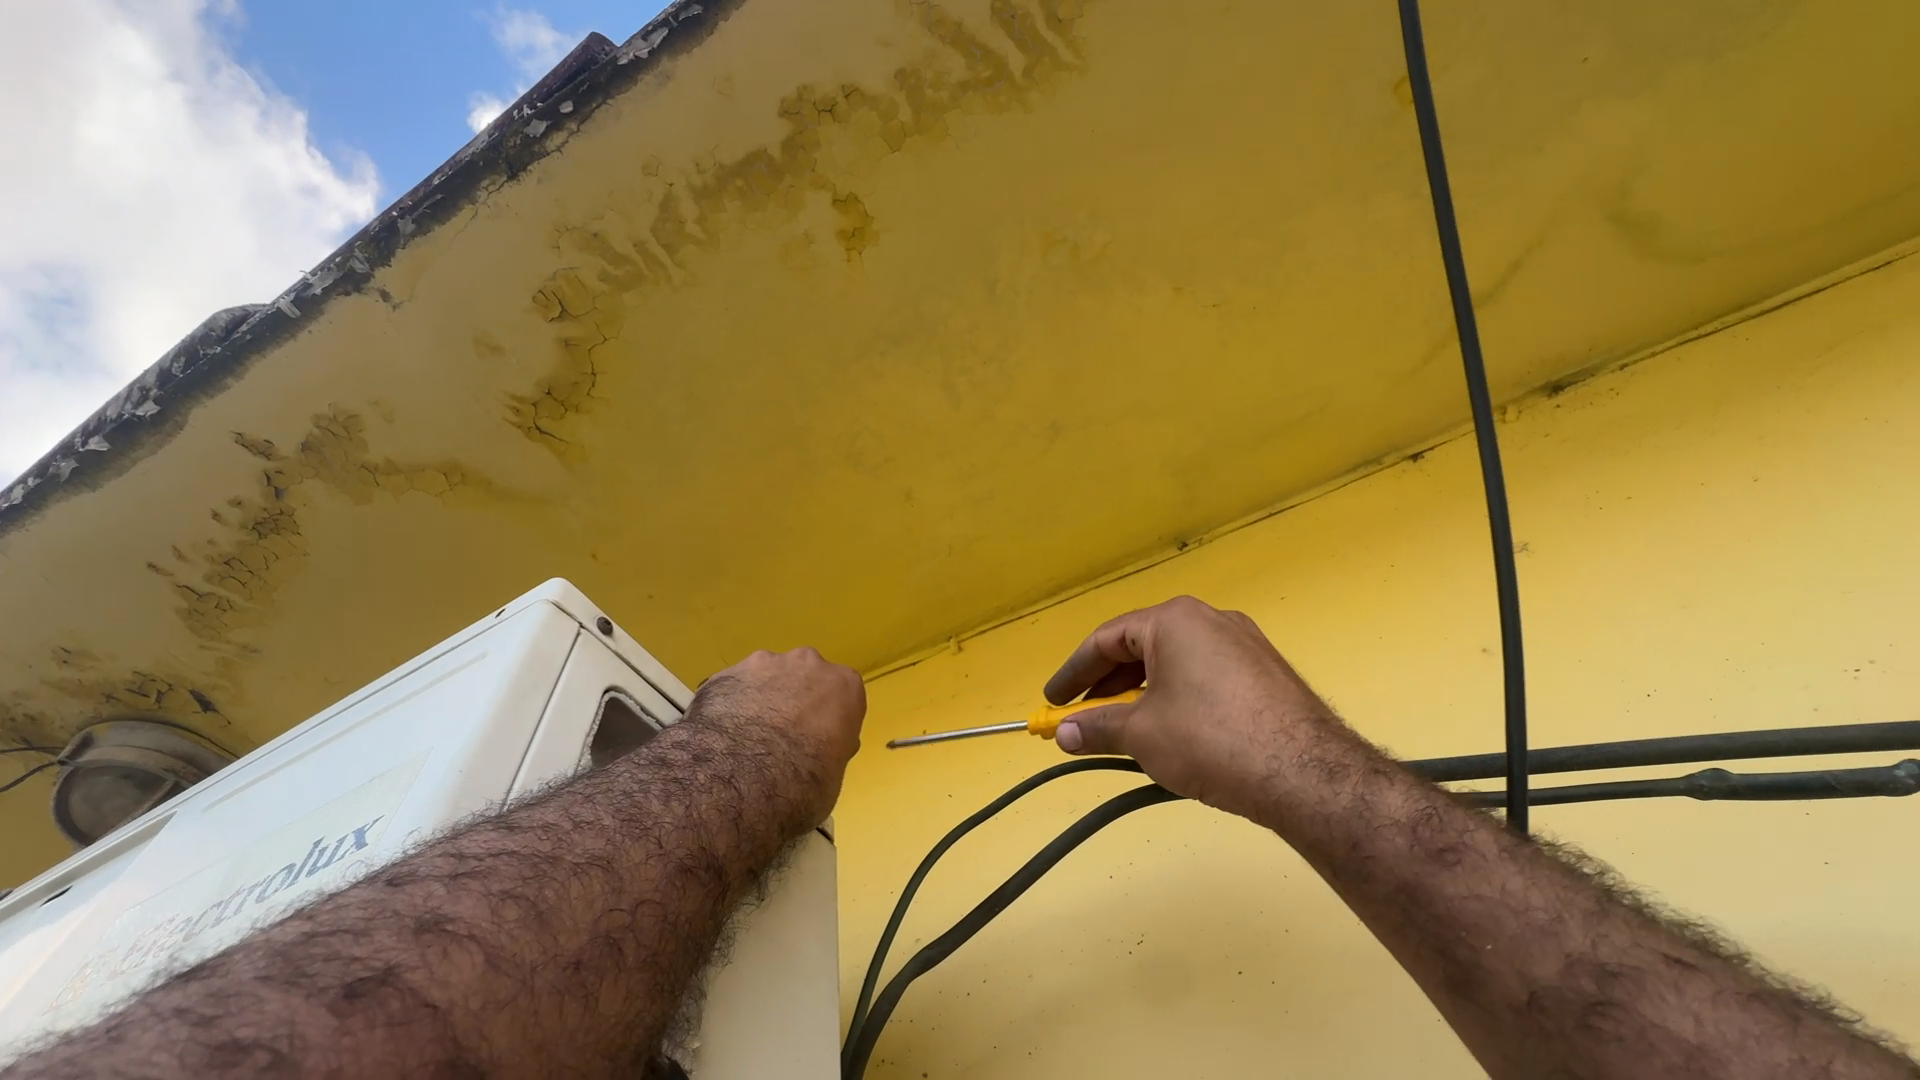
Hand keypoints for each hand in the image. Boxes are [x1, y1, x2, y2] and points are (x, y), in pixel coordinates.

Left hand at [690, 647, 865, 824]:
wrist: (747, 775)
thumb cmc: (806, 780)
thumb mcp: (835, 771)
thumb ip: (831, 747)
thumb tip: (818, 750)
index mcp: (844, 684)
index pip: (841, 694)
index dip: (827, 717)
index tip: (817, 738)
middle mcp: (808, 663)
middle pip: (804, 677)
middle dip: (794, 700)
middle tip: (780, 737)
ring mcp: (765, 663)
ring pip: (766, 677)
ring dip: (760, 700)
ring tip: (745, 739)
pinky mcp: (727, 672)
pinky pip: (732, 688)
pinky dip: (730, 707)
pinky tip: (722, 735)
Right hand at [1043, 596, 1338, 817]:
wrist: (1306, 773)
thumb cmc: (1210, 740)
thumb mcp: (1142, 735)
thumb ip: (1096, 728)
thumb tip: (1063, 735)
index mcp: (1174, 620)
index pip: (1106, 640)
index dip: (1073, 673)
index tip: (1052, 701)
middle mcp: (1209, 619)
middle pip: (1141, 647)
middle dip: (1107, 685)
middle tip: (1082, 716)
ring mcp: (1244, 643)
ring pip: (1175, 662)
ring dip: (1141, 693)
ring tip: (1124, 728)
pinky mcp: (1266, 672)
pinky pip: (1205, 676)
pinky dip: (1176, 697)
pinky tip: (1172, 730)